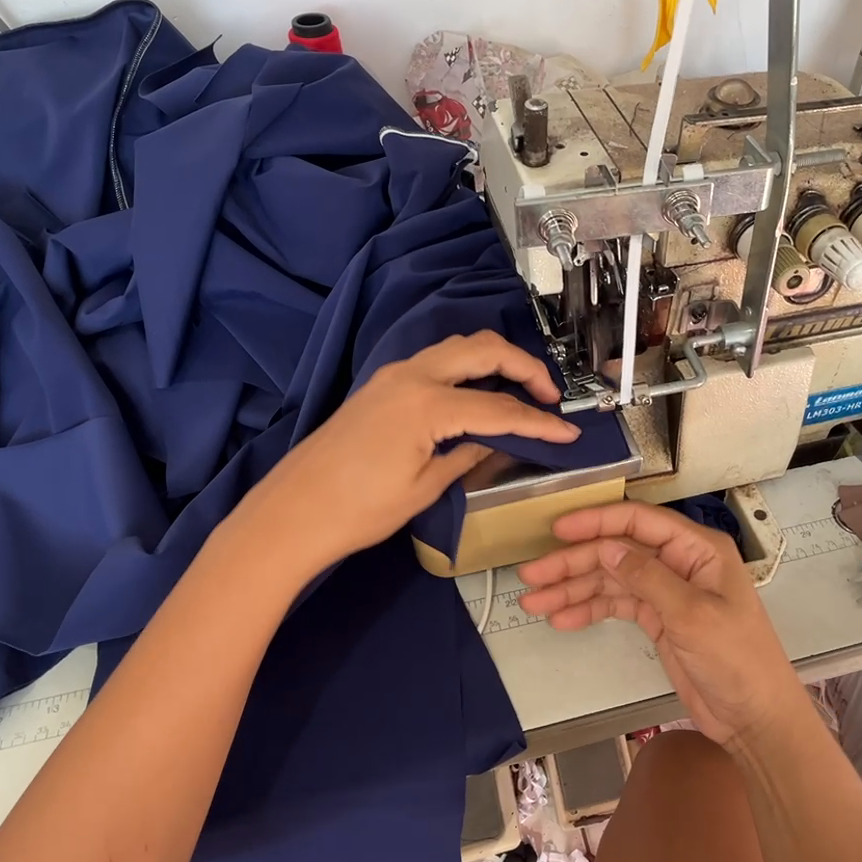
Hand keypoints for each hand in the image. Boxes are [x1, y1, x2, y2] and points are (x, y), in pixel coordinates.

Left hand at [226, 332, 580, 574]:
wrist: (291, 512)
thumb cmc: (359, 510)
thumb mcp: (424, 488)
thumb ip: (467, 455)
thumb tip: (498, 440)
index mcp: (427, 405)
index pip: (500, 408)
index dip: (539, 422)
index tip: (569, 433)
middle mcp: (411, 376)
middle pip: (482, 350)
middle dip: (524, 366)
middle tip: (549, 395)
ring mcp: (392, 375)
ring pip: (457, 348)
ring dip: (494, 360)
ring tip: (520, 389)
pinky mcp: (380, 384)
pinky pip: (435, 361)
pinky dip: (466, 368)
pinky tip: (477, 393)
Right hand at [517, 503, 804, 747]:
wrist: (755, 719)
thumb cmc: (736, 659)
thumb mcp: (691, 615)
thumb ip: (646, 577)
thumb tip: (606, 546)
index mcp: (697, 548)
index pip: (639, 522)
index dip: (596, 521)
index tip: (558, 529)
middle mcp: (679, 561)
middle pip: (617, 552)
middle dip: (573, 562)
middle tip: (531, 576)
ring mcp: (667, 590)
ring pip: (611, 578)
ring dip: (573, 588)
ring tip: (533, 601)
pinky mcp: (658, 619)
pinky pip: (616, 604)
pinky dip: (589, 610)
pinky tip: (561, 619)